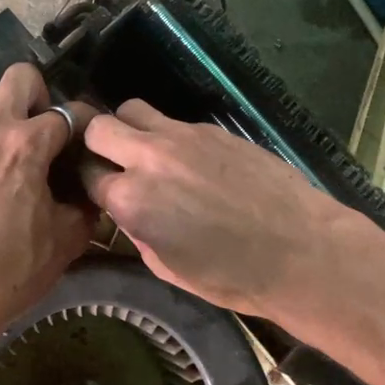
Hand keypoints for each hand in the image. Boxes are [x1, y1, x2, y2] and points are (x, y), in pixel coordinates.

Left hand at [0, 63, 94, 327]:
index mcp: (30, 145)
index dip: (87, 124)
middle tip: (46, 133)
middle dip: (42, 98)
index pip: (70, 113)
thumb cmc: (11, 269)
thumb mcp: (65, 241)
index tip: (90, 142)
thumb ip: (85, 208)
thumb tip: (92, 194)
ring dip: (3, 110)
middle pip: (23, 78)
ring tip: (9, 140)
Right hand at [81, 99, 358, 317]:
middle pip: (98, 126)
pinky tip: (190, 162)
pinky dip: (169, 137)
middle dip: (97, 143)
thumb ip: (135, 229)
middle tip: (112, 160)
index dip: (89, 182)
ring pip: (132, 109)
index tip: (98, 189)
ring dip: (130, 128)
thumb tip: (126, 209)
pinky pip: (173, 122)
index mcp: (131, 200)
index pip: (85, 174)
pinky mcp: (211, 128)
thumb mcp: (165, 266)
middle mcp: (148, 158)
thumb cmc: (231, 275)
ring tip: (146, 151)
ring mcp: (181, 136)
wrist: (300, 250)